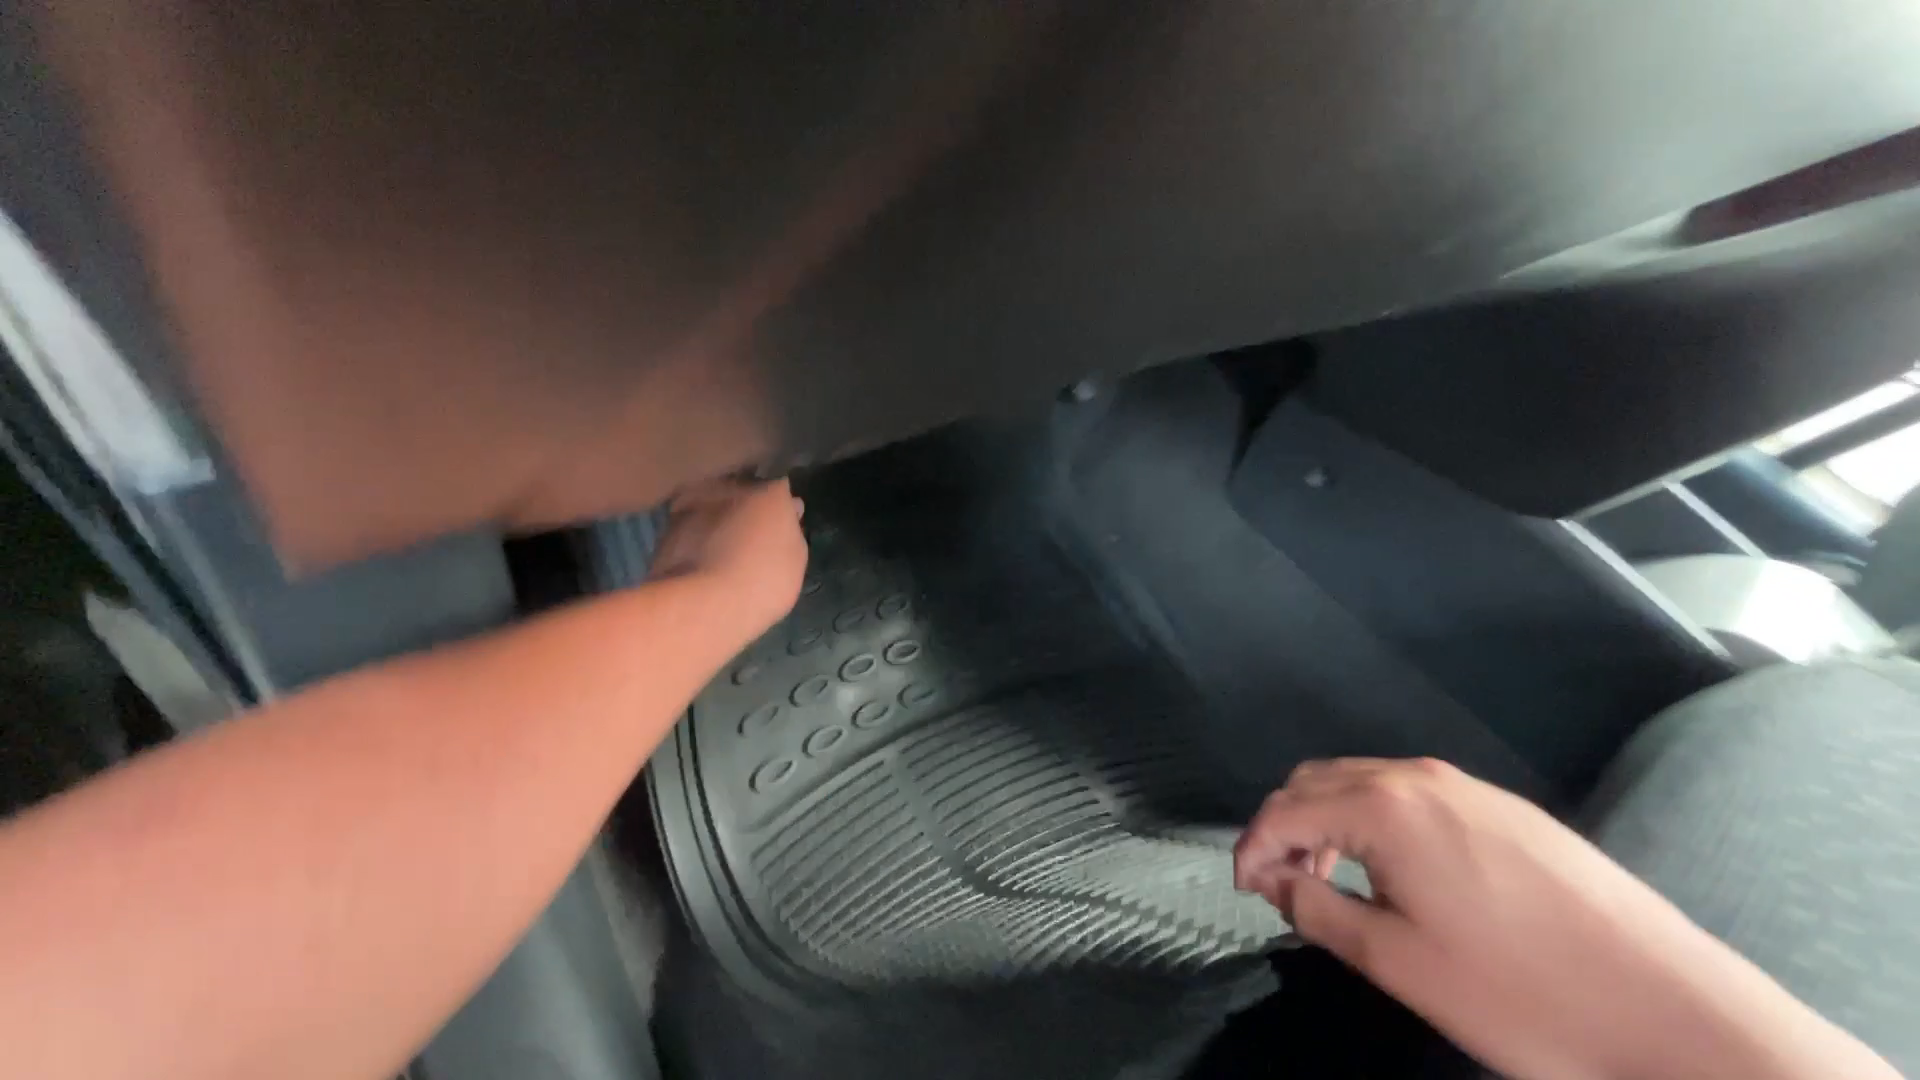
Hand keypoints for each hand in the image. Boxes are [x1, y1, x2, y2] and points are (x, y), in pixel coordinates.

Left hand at [648, 478, 806, 638]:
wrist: (703, 604)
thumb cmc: (763, 580)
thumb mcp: (796, 559)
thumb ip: (792, 530)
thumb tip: (789, 511)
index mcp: (769, 492)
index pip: (780, 490)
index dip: (781, 507)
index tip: (781, 524)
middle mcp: (730, 487)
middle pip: (742, 492)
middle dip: (746, 508)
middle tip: (749, 537)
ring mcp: (694, 505)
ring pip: (711, 508)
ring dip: (716, 522)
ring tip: (720, 553)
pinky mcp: (665, 529)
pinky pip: (688, 529)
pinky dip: (694, 540)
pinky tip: (698, 564)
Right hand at [1234, 758, 1898, 1079]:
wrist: (1679, 1016)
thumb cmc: (1520, 993)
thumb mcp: (1397, 962)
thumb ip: (1317, 911)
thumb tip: (1279, 882)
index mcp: (1385, 806)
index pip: (1285, 808)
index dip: (1251, 846)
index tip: (1242, 888)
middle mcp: (1420, 776)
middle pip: (1318, 780)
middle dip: (1284, 825)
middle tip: (1279, 884)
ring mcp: (1468, 787)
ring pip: (1364, 783)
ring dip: (1327, 820)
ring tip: (1327, 878)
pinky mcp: (1505, 808)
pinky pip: (1410, 795)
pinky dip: (1373, 820)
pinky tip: (1391, 870)